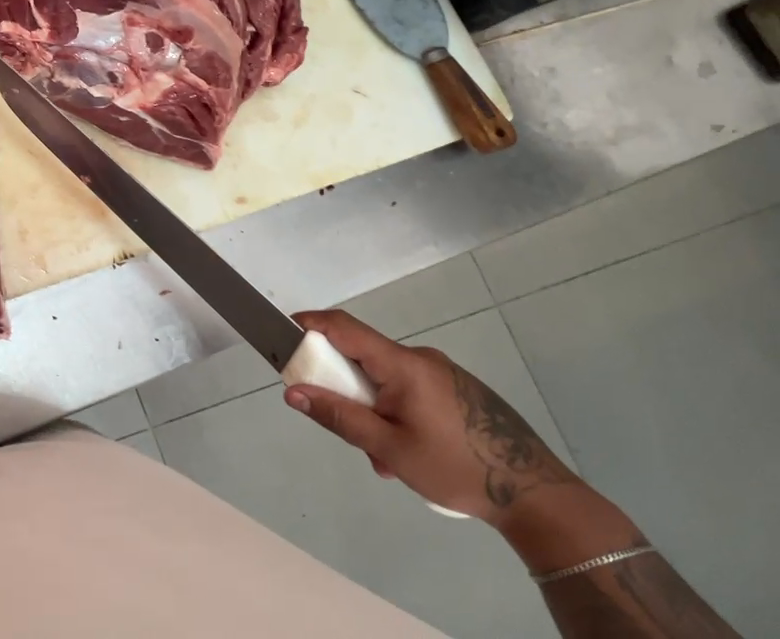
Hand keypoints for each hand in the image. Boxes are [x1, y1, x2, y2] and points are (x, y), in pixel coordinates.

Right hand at [284, 309, 579, 526]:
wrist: (540, 497)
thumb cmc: (458, 468)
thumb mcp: (388, 448)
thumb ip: (338, 416)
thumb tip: (293, 392)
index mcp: (404, 365)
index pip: (345, 327)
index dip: (310, 324)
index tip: (282, 333)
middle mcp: (423, 359)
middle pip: (363, 357)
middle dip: (344, 388)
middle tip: (346, 429)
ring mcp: (445, 375)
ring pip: (387, 380)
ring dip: (373, 409)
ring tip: (386, 457)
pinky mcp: (461, 392)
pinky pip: (411, 390)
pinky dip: (397, 412)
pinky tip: (411, 452)